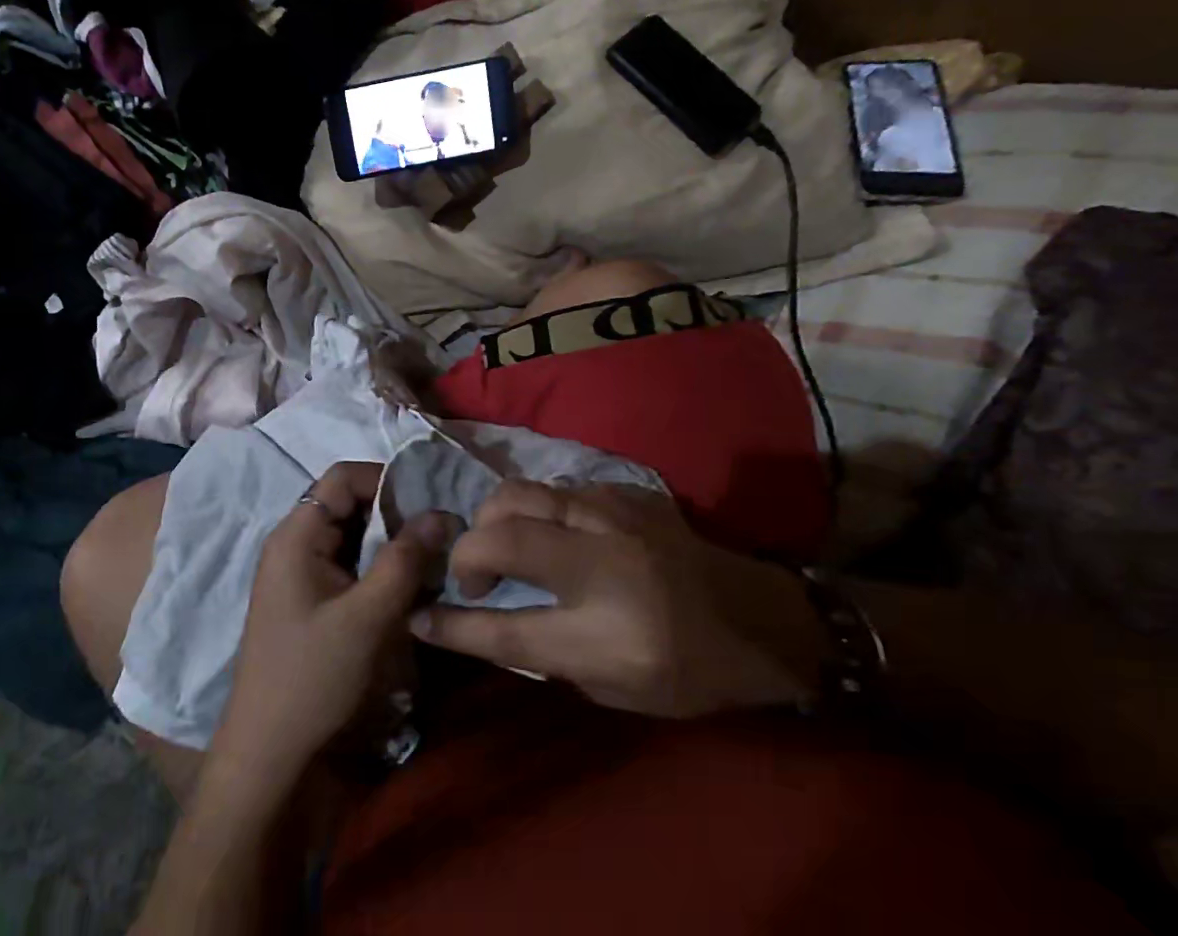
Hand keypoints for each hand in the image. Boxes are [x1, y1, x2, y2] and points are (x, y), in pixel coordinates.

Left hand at [212, 462, 456, 777]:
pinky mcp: (314, 598)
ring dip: (394, 542)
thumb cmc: (312, 677)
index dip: (387, 480)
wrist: (270, 750)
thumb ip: (404, 560)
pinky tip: (413, 585)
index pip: (344, 477)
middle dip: (398, 512)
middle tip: (442, 533)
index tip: (431, 503)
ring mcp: (304, 573)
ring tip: (435, 558)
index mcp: (297, 536)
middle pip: (351, 503)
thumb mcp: (367, 616)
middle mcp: (296, 544)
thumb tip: (440, 514)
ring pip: (356, 536)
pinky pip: (353, 565)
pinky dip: (383, 567)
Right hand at [410, 480, 824, 717]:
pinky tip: (553, 532)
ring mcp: (614, 516)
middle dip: (467, 552)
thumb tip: (478, 622)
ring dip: (496, 521)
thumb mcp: (610, 689)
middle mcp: (601, 563)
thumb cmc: (686, 671)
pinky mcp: (627, 492)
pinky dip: (538, 509)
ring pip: (521, 493)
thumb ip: (541, 654)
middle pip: (500, 533)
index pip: (501, 626)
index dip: (451, 622)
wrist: (758, 619)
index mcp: (600, 631)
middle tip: (477, 578)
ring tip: (506, 547)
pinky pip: (558, 488)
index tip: (419, 616)